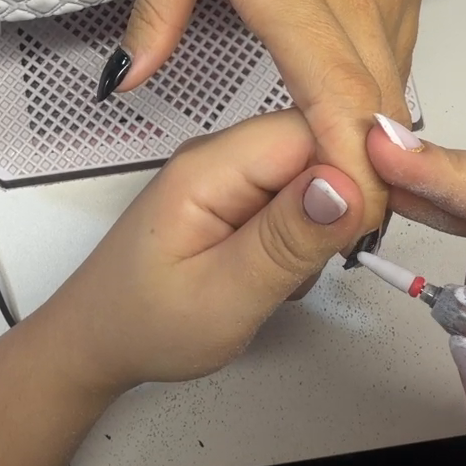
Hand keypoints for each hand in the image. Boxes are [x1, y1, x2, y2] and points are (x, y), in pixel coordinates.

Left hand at [28, 110, 361, 395]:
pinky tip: (277, 272)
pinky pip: (294, 198)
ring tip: (285, 275)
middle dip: (343, 200)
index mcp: (208, 166)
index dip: (355, 167)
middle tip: (323, 260)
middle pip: (316, 142)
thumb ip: (287, 241)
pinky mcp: (234, 198)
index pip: (309, 126)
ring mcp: (227, 176)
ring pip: (312, 173)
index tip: (367, 226)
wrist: (99, 339)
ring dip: (322, 225)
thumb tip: (350, 185)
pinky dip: (304, 237)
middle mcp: (219, 156)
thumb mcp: (224, 296)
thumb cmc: (144, 323)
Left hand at [105, 0, 430, 242]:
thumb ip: (158, 11)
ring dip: (376, 138)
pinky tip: (361, 112)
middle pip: (375, 107)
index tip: (340, 223)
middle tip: (342, 231)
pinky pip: (404, 46)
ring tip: (350, 186)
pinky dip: (385, 89)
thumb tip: (128, 79)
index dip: (343, 167)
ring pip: (396, 81)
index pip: (330, 96)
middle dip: (366, 175)